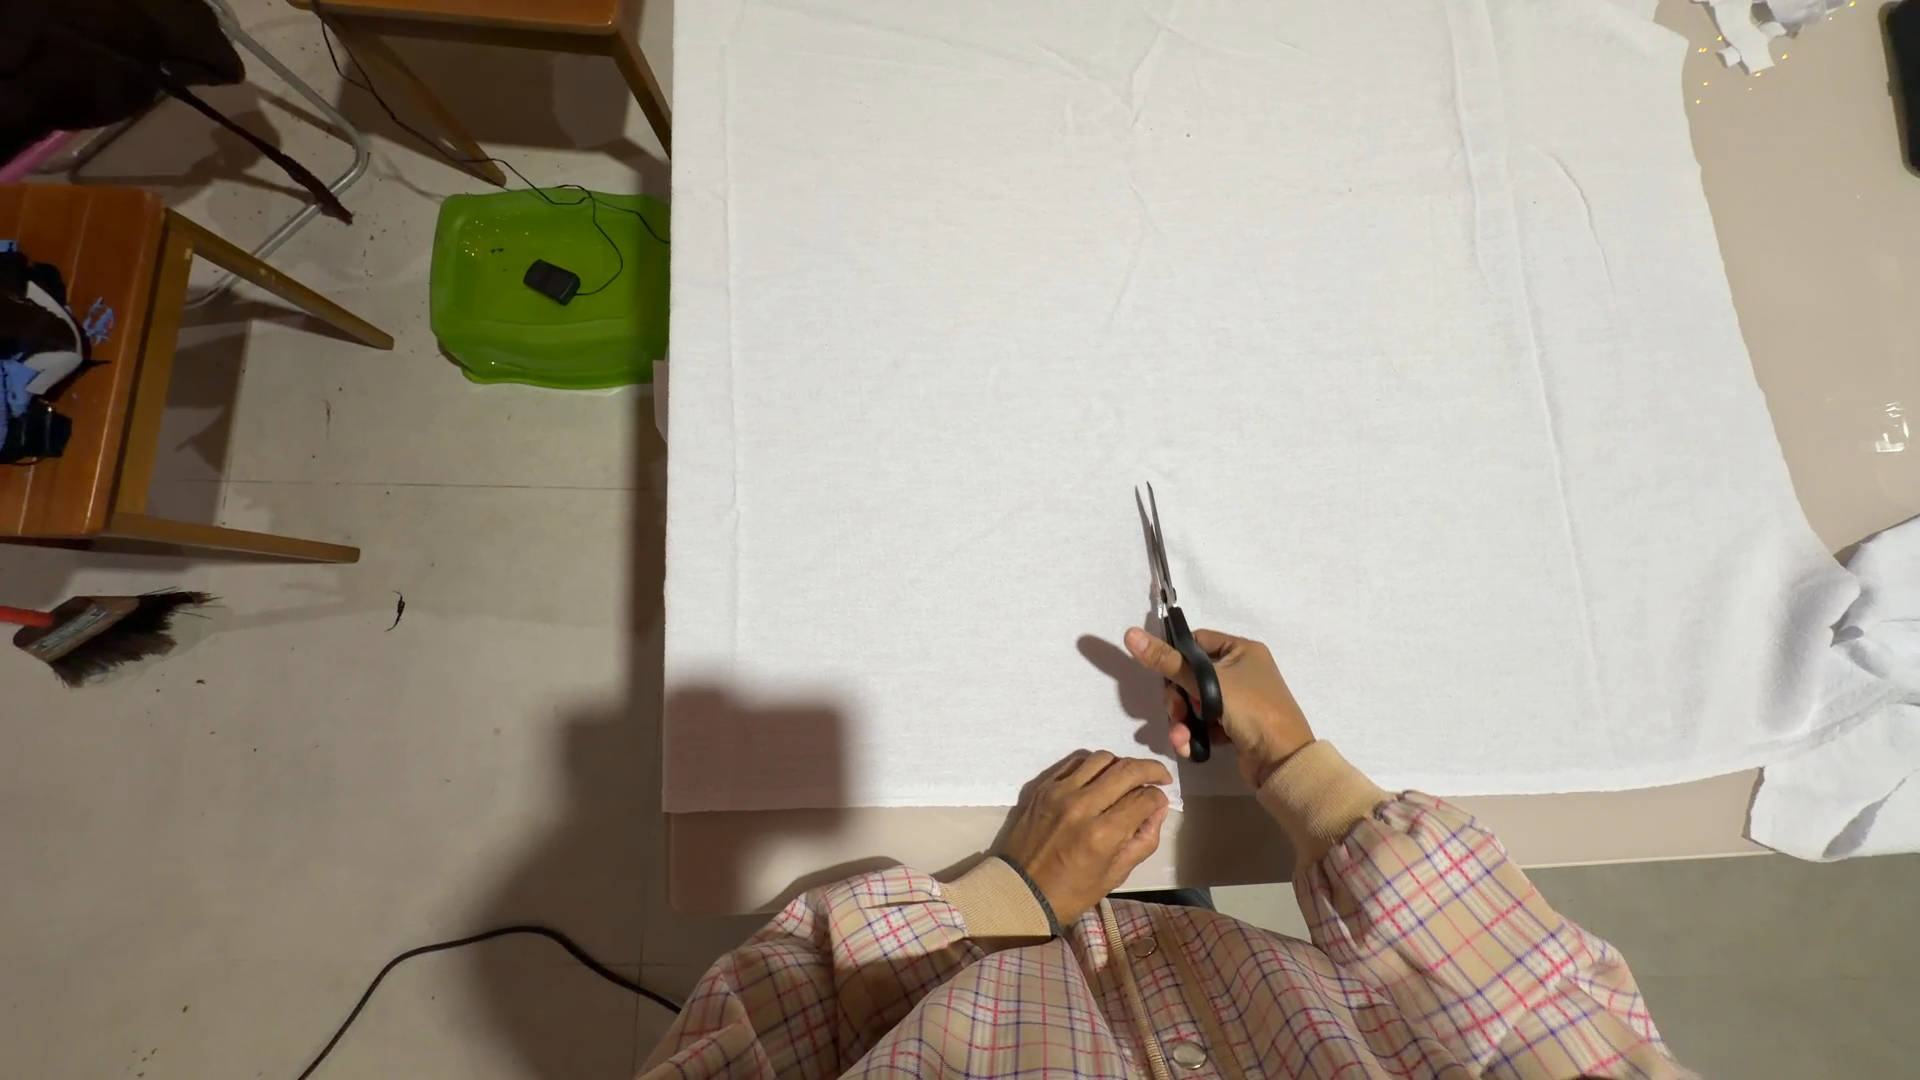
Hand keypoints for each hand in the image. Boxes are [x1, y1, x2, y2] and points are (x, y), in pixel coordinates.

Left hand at [999, 752, 1171, 924]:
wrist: (1021, 889)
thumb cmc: (1072, 891)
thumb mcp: (1116, 874)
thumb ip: (1143, 840)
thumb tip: (1159, 808)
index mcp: (1102, 834)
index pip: (1143, 799)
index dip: (1159, 797)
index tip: (1161, 800)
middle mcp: (1081, 805)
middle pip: (1126, 770)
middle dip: (1151, 769)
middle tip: (1160, 775)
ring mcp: (1060, 792)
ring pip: (1101, 758)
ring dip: (1122, 763)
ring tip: (1129, 776)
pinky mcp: (1044, 786)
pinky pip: (1075, 763)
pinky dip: (1094, 765)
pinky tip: (1101, 777)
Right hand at [1124, 626, 1314, 788]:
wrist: (1284, 762)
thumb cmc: (1251, 710)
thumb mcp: (1208, 683)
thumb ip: (1168, 662)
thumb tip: (1130, 633)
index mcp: (1242, 650)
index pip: (1196, 642)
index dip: (1176, 657)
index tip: (1164, 674)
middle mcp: (1241, 671)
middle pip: (1190, 675)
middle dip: (1177, 697)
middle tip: (1175, 711)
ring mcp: (1238, 700)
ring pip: (1194, 702)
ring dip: (1181, 719)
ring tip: (1180, 735)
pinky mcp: (1234, 726)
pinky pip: (1203, 722)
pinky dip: (1193, 732)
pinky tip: (1188, 745)